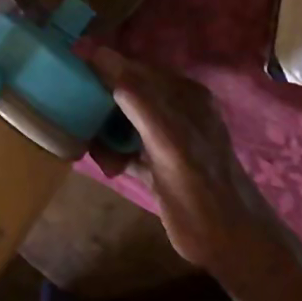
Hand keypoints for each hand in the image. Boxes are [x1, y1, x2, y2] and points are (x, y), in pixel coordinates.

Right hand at [91, 49, 272, 274]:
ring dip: (102, 131)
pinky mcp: (159, 163)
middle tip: (76, 118)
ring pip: (122, 120)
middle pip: (124, 93)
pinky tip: (106, 165)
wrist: (232, 247)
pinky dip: (112, 152)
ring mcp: (167, 137)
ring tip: (93, 150)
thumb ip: (137, 97)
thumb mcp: (168, 140)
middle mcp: (175, 109)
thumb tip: (99, 54)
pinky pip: (125, 146)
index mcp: (182, 94)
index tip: (68, 78)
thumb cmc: (201, 191)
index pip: (132, 67)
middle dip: (98, 104)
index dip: (101, 70)